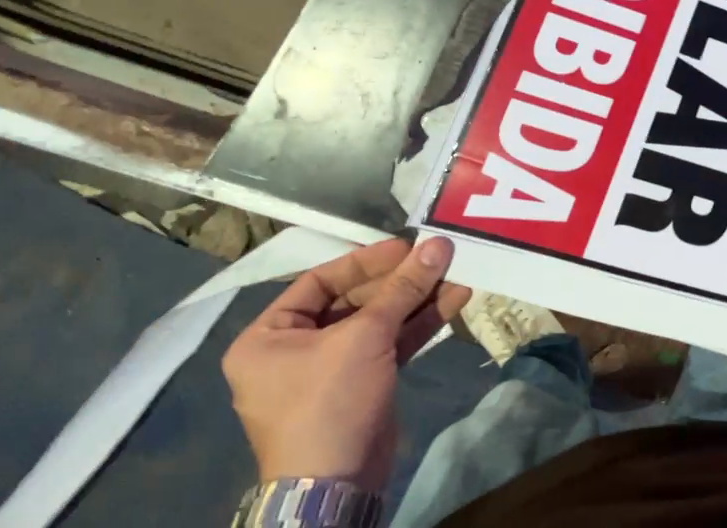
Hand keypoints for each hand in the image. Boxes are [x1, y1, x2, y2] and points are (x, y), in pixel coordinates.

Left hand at [222, 236, 472, 490]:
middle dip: (401, 281)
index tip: (408, 246)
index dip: (366, 261)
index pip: (319, 281)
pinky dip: (420, 324)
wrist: (336, 483)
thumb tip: (439, 244)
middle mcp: (295, 349)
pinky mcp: (363, 383)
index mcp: (268, 337)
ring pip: (379, 321)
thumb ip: (402, 288)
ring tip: (458, 273)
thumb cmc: (329, 401)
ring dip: (418, 299)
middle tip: (440, 259)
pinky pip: (390, 343)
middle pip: (354, 299)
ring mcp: (331, 368)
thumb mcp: (365, 337)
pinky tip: (455, 300)